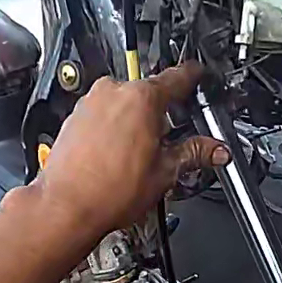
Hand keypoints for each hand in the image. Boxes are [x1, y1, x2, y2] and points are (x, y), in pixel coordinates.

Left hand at [30, 62, 229, 242]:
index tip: (197, 75)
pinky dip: (114, 129)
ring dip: (136, 122)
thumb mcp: (165, 173)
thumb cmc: (108, 191)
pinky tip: (118, 157)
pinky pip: (103, 115)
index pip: (177, 77)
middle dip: (162, 114)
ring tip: (141, 157)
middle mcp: (114, 92)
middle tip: (171, 141)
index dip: (192, 76)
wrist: (66, 207)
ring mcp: (90, 103)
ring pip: (124, 104)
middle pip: (149, 93)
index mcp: (142, 98)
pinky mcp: (75, 118)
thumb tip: (215, 150)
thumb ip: (194, 154)